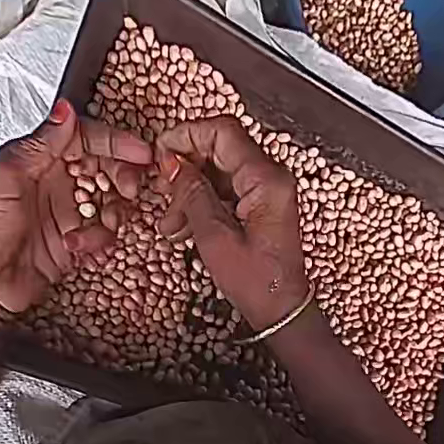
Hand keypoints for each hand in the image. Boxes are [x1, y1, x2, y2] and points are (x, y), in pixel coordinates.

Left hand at [0, 100, 152, 327]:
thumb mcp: (5, 176)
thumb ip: (41, 144)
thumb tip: (65, 111)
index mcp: (35, 159)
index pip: (83, 139)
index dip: (114, 143)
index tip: (140, 153)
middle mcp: (52, 184)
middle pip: (103, 169)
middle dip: (121, 178)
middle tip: (127, 191)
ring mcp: (64, 214)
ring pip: (108, 203)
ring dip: (112, 215)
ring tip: (101, 226)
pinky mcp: (72, 244)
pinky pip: (102, 236)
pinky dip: (100, 242)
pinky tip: (82, 249)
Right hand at [153, 117, 307, 330]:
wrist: (281, 310)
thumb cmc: (255, 282)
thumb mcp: (215, 237)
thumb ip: (192, 194)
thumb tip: (173, 164)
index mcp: (266, 180)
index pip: (223, 132)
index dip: (187, 136)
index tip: (162, 152)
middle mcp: (271, 179)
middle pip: (219, 151)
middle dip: (186, 170)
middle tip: (163, 194)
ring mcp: (268, 192)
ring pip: (219, 173)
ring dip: (190, 193)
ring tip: (172, 224)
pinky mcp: (261, 207)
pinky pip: (227, 192)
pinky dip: (203, 205)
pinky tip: (185, 228)